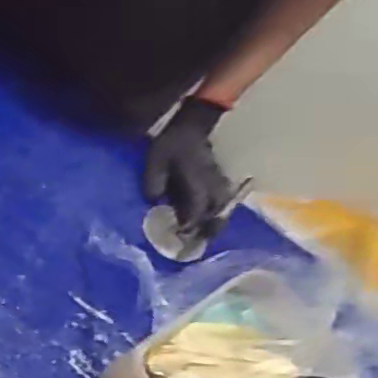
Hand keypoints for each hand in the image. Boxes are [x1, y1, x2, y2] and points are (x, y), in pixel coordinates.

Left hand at [143, 98, 232, 234]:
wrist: (189, 129)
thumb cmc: (170, 147)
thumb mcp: (155, 163)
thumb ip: (154, 182)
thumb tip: (154, 200)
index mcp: (197, 180)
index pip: (198, 207)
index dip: (190, 223)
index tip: (180, 236)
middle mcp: (213, 184)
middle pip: (217, 212)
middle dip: (208, 231)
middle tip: (194, 248)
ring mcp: (218, 183)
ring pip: (223, 209)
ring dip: (214, 226)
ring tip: (200, 243)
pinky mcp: (217, 183)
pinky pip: (221, 203)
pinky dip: (214, 216)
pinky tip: (203, 227)